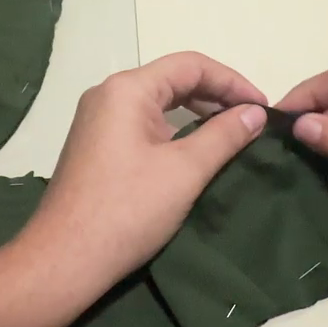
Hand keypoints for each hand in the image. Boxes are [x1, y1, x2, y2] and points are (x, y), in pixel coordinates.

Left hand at [11, 52, 267, 305]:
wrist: (63, 260)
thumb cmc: (127, 210)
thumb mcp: (185, 171)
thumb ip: (224, 135)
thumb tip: (255, 112)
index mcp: (127, 89)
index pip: (190, 66)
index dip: (232, 82)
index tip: (263, 107)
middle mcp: (108, 94)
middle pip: (173, 79)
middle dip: (216, 95)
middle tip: (253, 120)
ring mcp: (97, 119)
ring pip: (158, 102)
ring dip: (197, 112)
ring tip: (232, 133)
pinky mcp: (95, 144)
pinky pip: (143, 122)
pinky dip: (174, 129)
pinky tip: (195, 150)